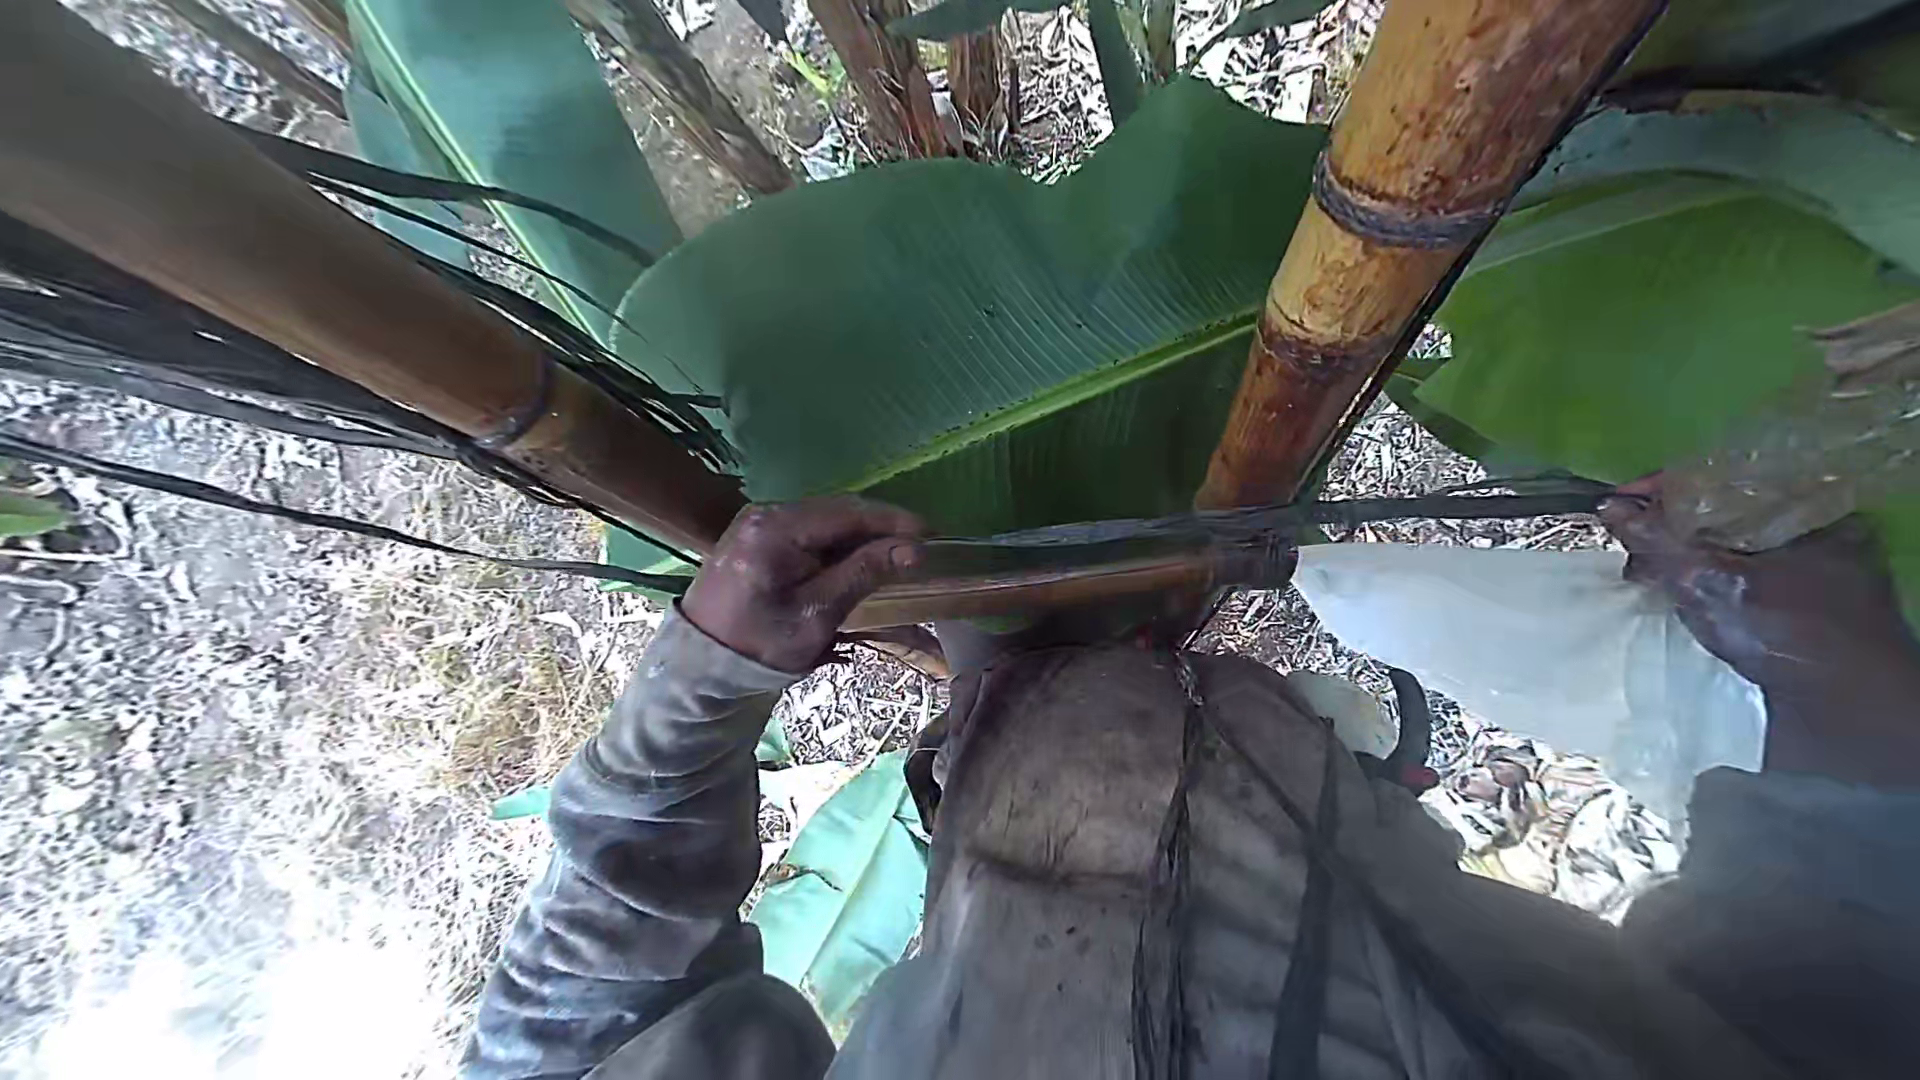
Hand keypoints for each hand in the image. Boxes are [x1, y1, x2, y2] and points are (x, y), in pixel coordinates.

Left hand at [682, 496, 924, 672]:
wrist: (703, 667)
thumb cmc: (761, 645)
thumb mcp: (818, 613)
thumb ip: (864, 573)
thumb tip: (914, 548)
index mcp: (775, 529)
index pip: (848, 512)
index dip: (893, 520)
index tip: (931, 534)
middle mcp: (766, 513)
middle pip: (838, 510)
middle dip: (881, 527)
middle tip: (918, 547)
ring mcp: (760, 522)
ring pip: (826, 519)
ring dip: (862, 535)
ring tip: (895, 554)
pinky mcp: (759, 535)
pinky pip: (811, 530)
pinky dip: (840, 543)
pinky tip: (859, 558)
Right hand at [1600, 477, 1919, 694]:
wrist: (1845, 700)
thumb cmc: (1780, 627)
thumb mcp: (1703, 578)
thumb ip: (1654, 538)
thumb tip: (1608, 505)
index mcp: (1809, 512)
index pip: (1721, 479)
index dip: (1661, 488)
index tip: (1616, 504)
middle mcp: (1816, 529)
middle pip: (1718, 511)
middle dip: (1662, 526)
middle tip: (1624, 545)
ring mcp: (1811, 563)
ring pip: (1723, 541)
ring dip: (1675, 552)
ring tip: (1643, 574)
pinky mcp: (1799, 593)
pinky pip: (1733, 566)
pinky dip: (1697, 572)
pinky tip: (1674, 589)